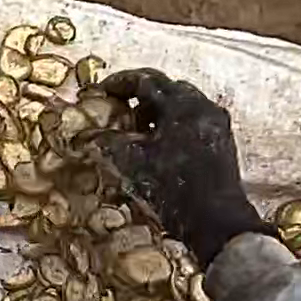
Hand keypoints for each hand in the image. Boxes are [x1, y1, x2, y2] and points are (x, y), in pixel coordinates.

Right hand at [92, 68, 272, 267]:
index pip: (147, 81)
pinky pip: (188, 123)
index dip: (118, 83)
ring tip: (130, 130)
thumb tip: (82, 135)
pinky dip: (166, 126)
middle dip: (137, 97)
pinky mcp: (218, 143)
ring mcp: (214, 125)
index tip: (99, 92)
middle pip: (165, 90)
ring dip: (152, 113)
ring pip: (178, 107)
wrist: (214, 220)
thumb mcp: (131, 162)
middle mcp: (203, 108)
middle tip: (114, 109)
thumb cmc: (172, 188)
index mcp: (182, 106)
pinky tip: (152, 146)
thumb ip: (106, 142)